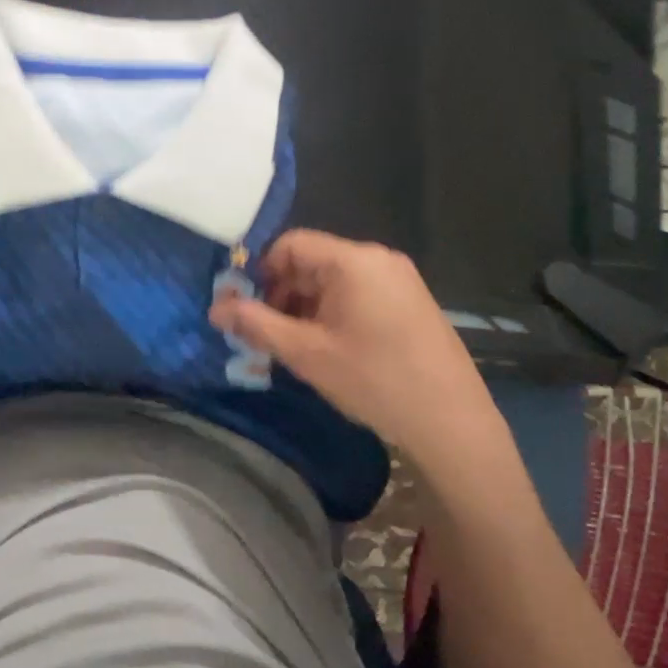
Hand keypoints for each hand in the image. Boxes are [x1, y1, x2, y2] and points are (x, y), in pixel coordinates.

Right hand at [209, 230, 500, 460]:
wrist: (452, 422)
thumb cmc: (374, 380)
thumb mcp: (305, 353)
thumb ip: (256, 324)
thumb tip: (215, 308)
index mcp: (353, 260)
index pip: (289, 244)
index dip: (259, 272)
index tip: (246, 309)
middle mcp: (378, 259)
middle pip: (311, 261)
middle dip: (281, 294)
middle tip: (267, 335)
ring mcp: (400, 280)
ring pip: (333, 281)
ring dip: (305, 307)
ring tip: (296, 348)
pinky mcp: (411, 303)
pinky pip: (358, 294)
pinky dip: (333, 314)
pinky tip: (330, 351)